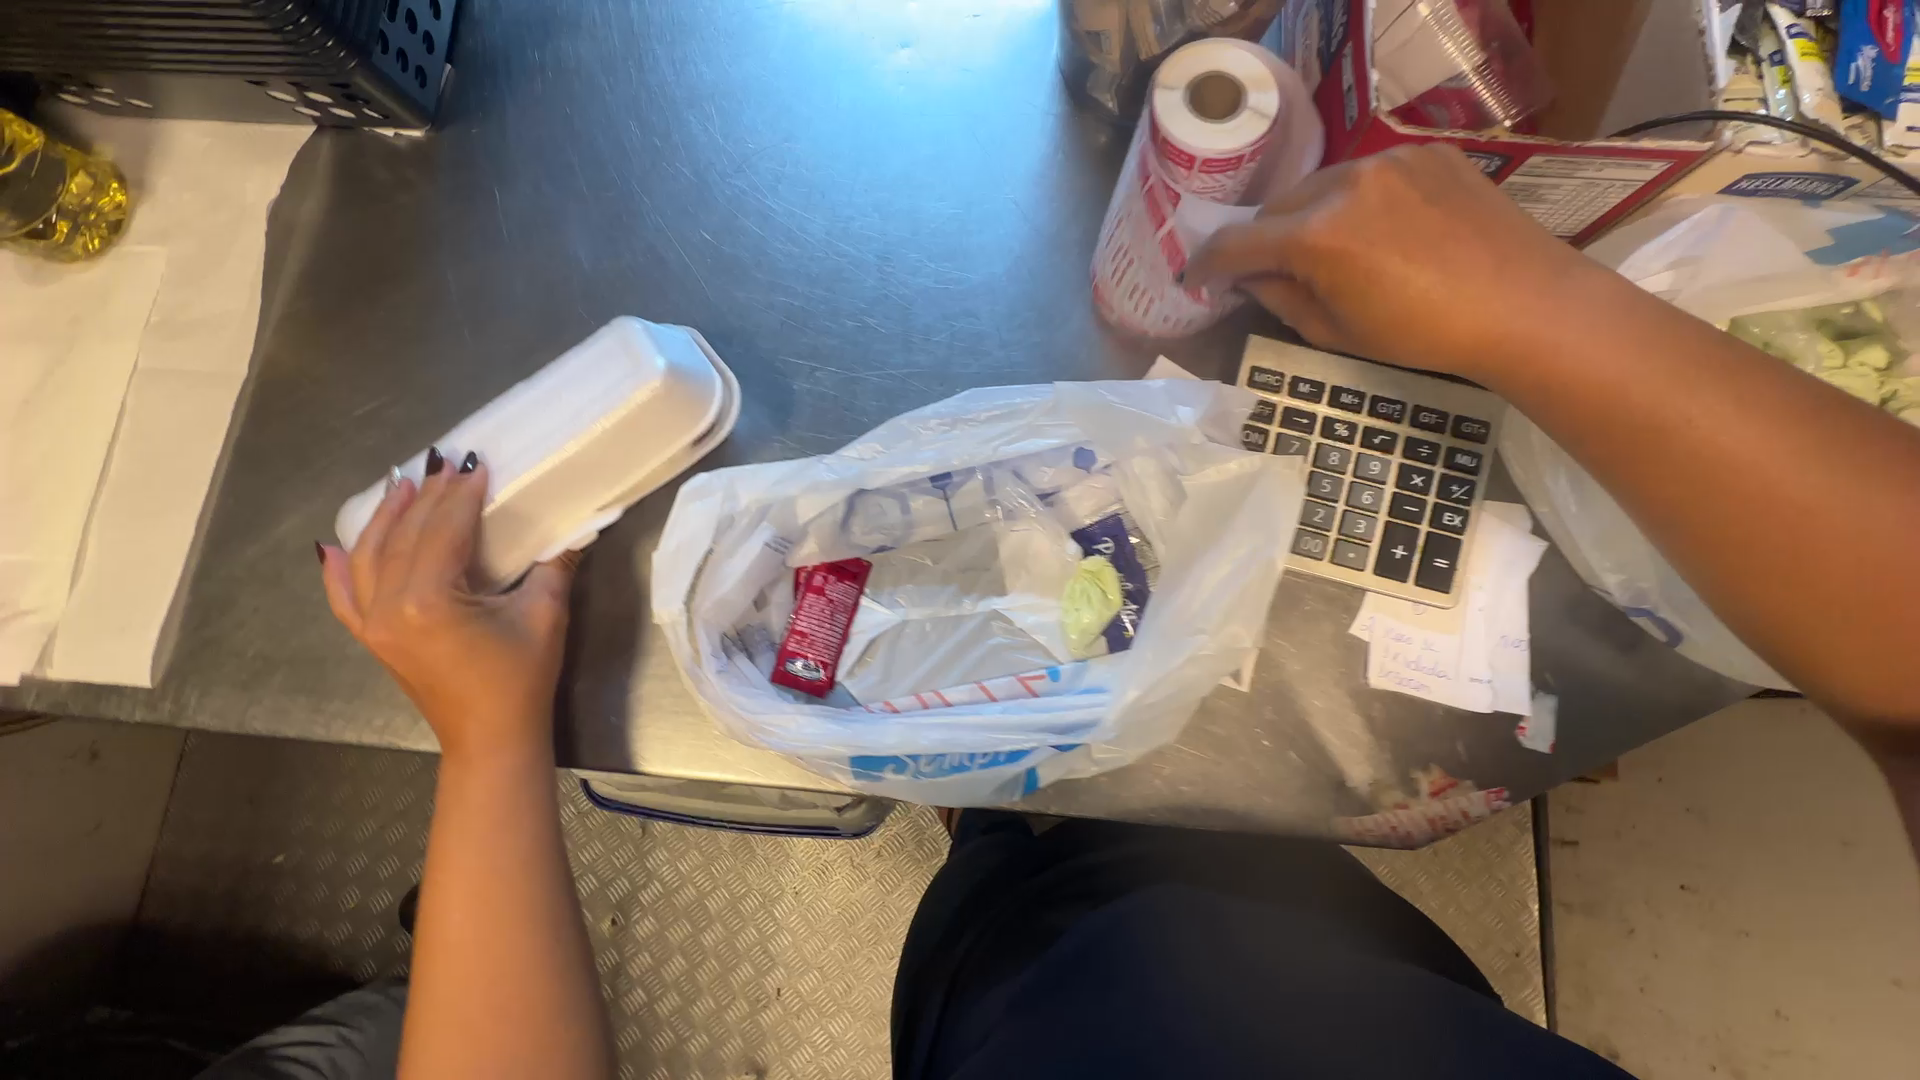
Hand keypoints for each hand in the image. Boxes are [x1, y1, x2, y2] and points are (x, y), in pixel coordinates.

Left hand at [317, 450, 576, 761]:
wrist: (492, 736)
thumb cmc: (521, 678)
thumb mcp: (545, 615)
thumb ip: (554, 566)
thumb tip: (574, 529)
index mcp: (428, 599)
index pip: (443, 531)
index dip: (462, 496)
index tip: (477, 465)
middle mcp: (388, 606)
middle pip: (405, 536)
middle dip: (427, 497)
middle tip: (445, 464)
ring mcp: (372, 624)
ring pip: (369, 557)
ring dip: (385, 518)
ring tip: (402, 485)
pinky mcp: (372, 638)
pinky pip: (344, 596)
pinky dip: (338, 569)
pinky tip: (333, 546)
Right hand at [1185, 142, 1599, 380]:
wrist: (1523, 305)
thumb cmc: (1420, 334)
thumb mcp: (1332, 330)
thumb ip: (1279, 296)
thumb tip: (1250, 277)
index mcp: (1316, 236)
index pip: (1235, 243)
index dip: (1206, 263)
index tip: (1196, 277)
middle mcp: (1344, 183)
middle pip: (1275, 208)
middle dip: (1263, 242)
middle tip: (1273, 274)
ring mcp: (1389, 160)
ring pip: (1318, 187)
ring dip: (1308, 218)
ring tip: (1333, 253)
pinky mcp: (1427, 152)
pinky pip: (1366, 174)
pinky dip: (1354, 201)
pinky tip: (1379, 232)